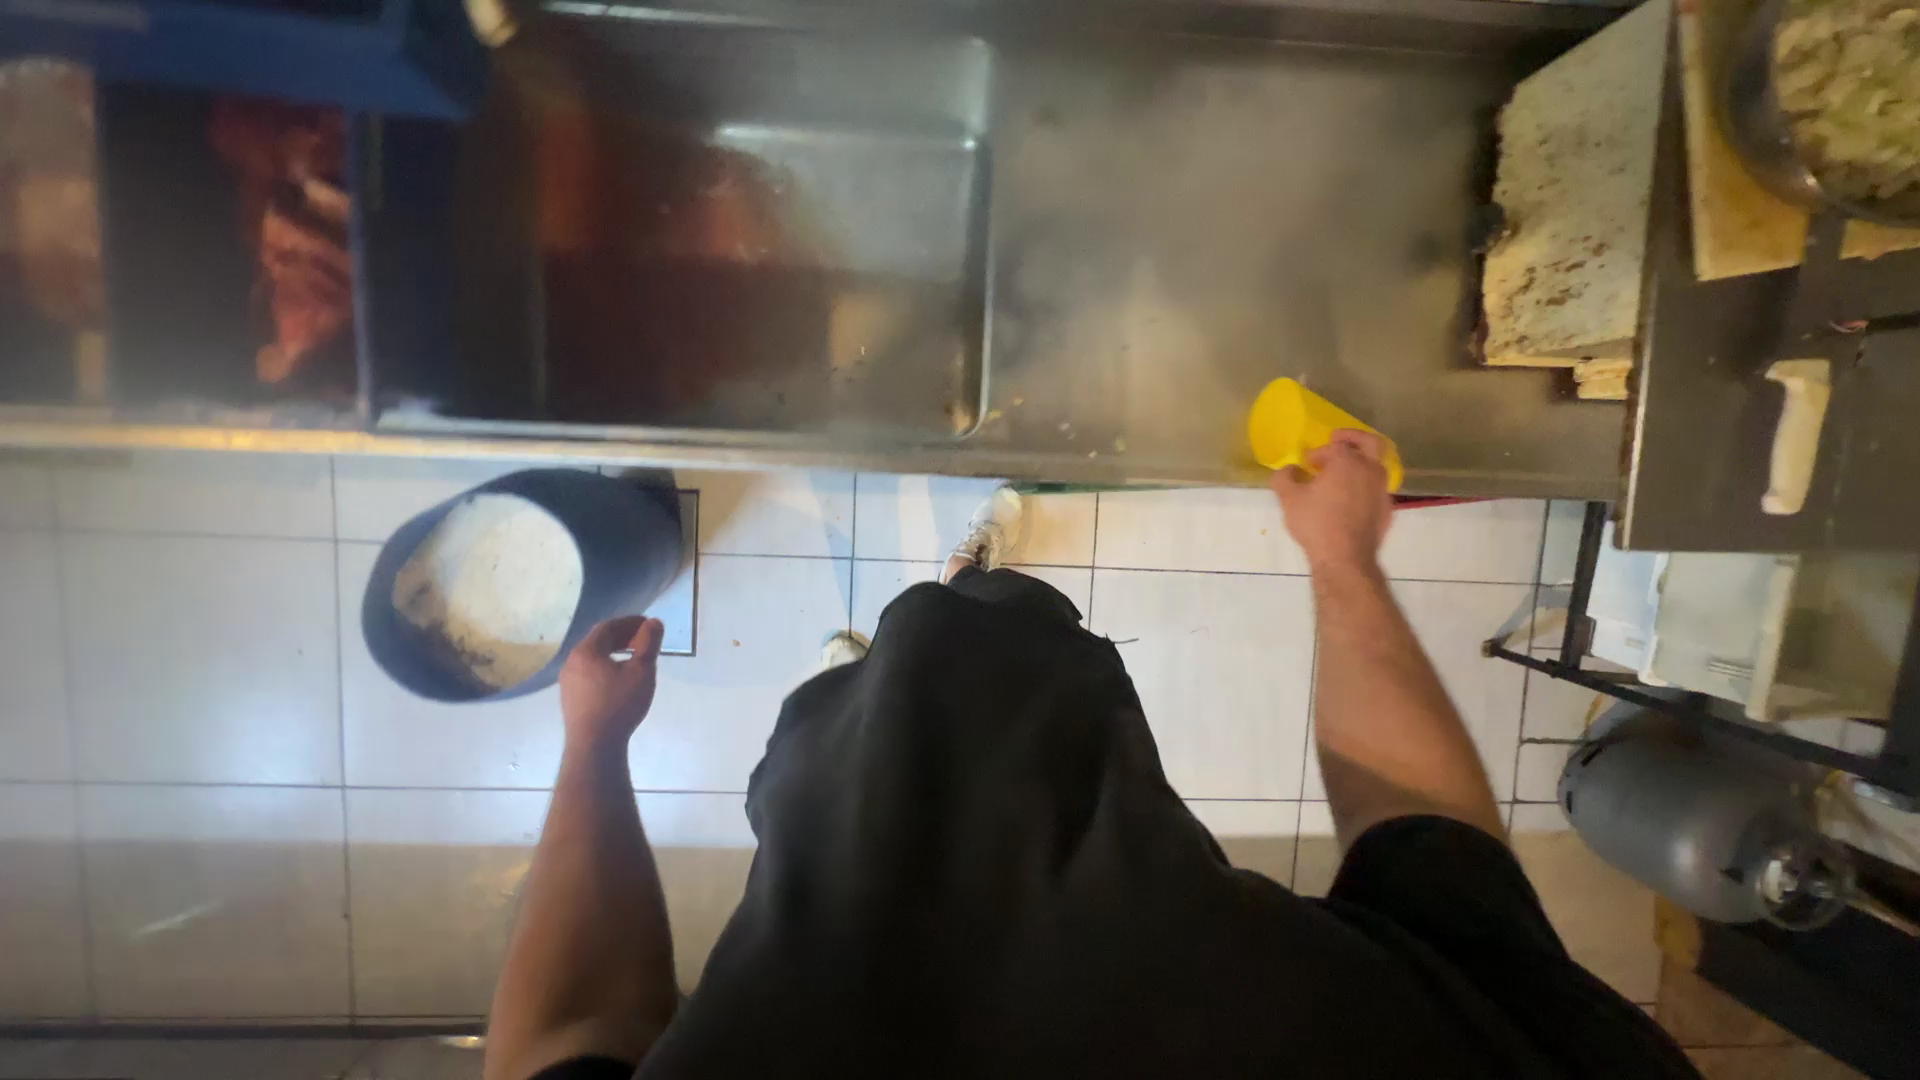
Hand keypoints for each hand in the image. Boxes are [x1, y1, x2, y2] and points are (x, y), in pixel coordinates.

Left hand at [560, 617, 665, 750]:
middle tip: (644, 639)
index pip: (608, 626)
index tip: (648, 625)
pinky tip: (619, 679)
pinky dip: (606, 666)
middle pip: (598, 640)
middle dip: (622, 636)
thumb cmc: (619, 703)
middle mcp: (572, 662)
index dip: (630, 622)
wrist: (594, 745)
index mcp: (586, 651)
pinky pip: (589, 672)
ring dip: (614, 651)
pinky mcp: (570, 697)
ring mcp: (568, 681)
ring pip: (592, 657)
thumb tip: (654, 622)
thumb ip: (649, 643)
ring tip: (634, 658)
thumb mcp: (642, 670)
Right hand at [1270, 429, 1392, 575]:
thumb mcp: (1289, 499)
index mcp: (1347, 462)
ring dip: (1360, 463)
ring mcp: (1382, 489)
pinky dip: (1364, 485)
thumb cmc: (1316, 523)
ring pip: (1376, 466)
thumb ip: (1284, 478)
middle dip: (1354, 437)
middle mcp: (1370, 470)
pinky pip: (1376, 488)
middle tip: (1339, 439)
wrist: (1345, 557)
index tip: (1307, 463)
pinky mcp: (1387, 508)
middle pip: (1371, 443)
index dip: (1319, 452)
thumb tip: (1289, 470)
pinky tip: (1349, 499)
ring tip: (1342, 474)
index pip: (1336, 446)